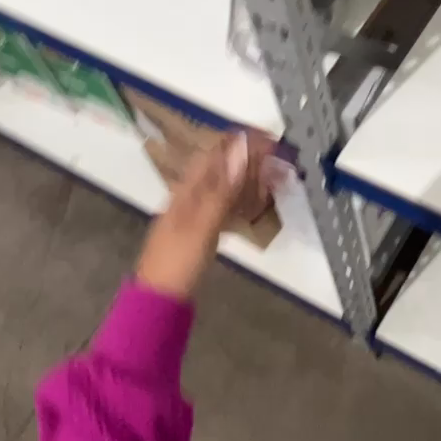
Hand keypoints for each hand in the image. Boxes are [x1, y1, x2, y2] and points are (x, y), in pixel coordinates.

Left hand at [134, 130, 281, 297]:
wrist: (158, 300)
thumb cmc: (177, 262)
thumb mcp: (202, 224)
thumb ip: (223, 188)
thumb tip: (240, 150)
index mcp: (187, 190)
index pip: (216, 153)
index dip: (241, 142)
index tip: (270, 139)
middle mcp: (190, 197)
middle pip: (224, 170)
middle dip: (252, 161)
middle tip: (282, 162)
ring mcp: (195, 215)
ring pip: (227, 189)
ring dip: (251, 181)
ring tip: (277, 180)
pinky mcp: (202, 233)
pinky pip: (226, 209)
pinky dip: (243, 203)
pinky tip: (257, 205)